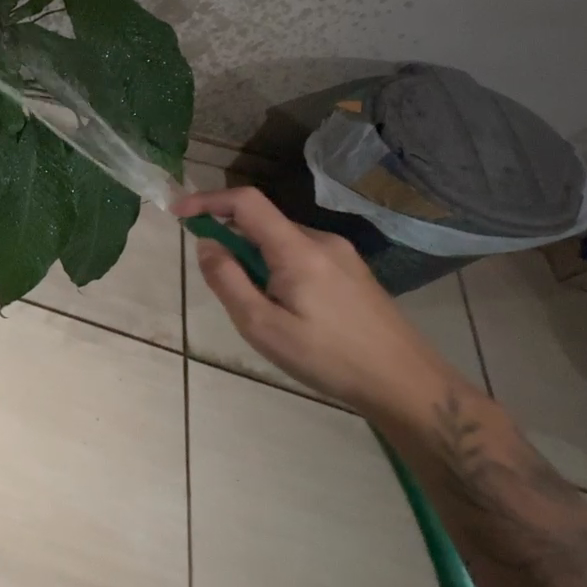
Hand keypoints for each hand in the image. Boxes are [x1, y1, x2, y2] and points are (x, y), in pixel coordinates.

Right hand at [174, 186, 470, 418]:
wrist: (409, 386)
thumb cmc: (329, 358)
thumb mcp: (261, 325)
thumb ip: (227, 279)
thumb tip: (207, 244)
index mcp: (298, 250)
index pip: (246, 202)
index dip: (206, 200)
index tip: (177, 213)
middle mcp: (322, 242)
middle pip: (262, 221)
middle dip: (229, 236)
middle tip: (218, 280)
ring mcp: (343, 257)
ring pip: (281, 240)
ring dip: (253, 256)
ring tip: (255, 303)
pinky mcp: (353, 274)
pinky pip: (301, 255)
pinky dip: (276, 266)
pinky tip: (284, 306)